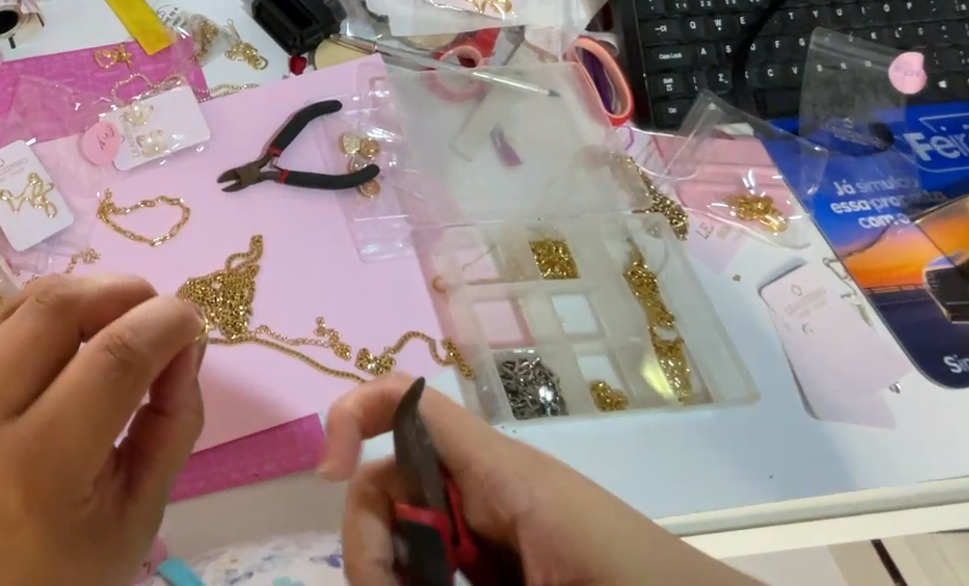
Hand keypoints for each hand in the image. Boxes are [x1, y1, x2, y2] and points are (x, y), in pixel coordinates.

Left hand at [0, 273, 204, 585]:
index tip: (195, 322)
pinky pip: (5, 321)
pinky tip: (84, 329)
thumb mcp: (141, 516)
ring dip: (87, 292)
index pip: (113, 360)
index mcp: (39, 469)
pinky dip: (53, 308)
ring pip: (26, 302)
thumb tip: (185, 343)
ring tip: (128, 316)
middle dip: (123, 292)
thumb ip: (172, 423)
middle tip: (162, 314)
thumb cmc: (72, 580)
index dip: (164, 324)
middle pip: (58, 308)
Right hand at [319, 375, 758, 585]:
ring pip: (407, 533)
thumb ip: (454, 572)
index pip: (402, 401)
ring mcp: (493, 530)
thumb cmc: (640, 583)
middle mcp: (484, 487)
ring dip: (392, 573)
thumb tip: (384, 581)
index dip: (348, 417)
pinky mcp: (501, 565)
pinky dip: (421, 580)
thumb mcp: (540, 582)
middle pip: (387, 485)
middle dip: (369, 545)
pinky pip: (438, 561)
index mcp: (496, 472)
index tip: (328, 477)